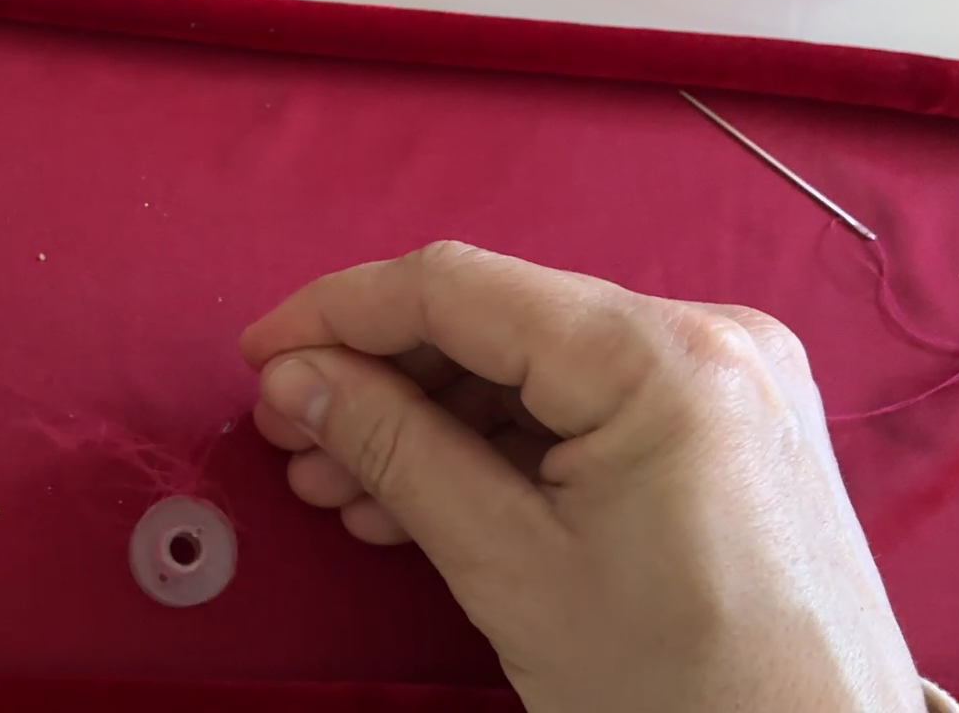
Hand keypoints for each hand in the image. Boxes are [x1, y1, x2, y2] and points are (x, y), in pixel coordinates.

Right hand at [242, 243, 925, 712]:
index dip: (335, 310)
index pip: (451, 287)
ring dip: (406, 420)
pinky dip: (467, 445)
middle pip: (476, 323)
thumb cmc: (675, 700)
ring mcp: (700, 374)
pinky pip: (549, 407)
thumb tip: (287, 377)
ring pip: (503, 367)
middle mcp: (691, 333)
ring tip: (329, 480)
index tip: (258, 350)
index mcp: (659, 355)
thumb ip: (388, 445)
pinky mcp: (693, 419)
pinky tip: (401, 496)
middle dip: (367, 378)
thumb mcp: (508, 566)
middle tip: (285, 427)